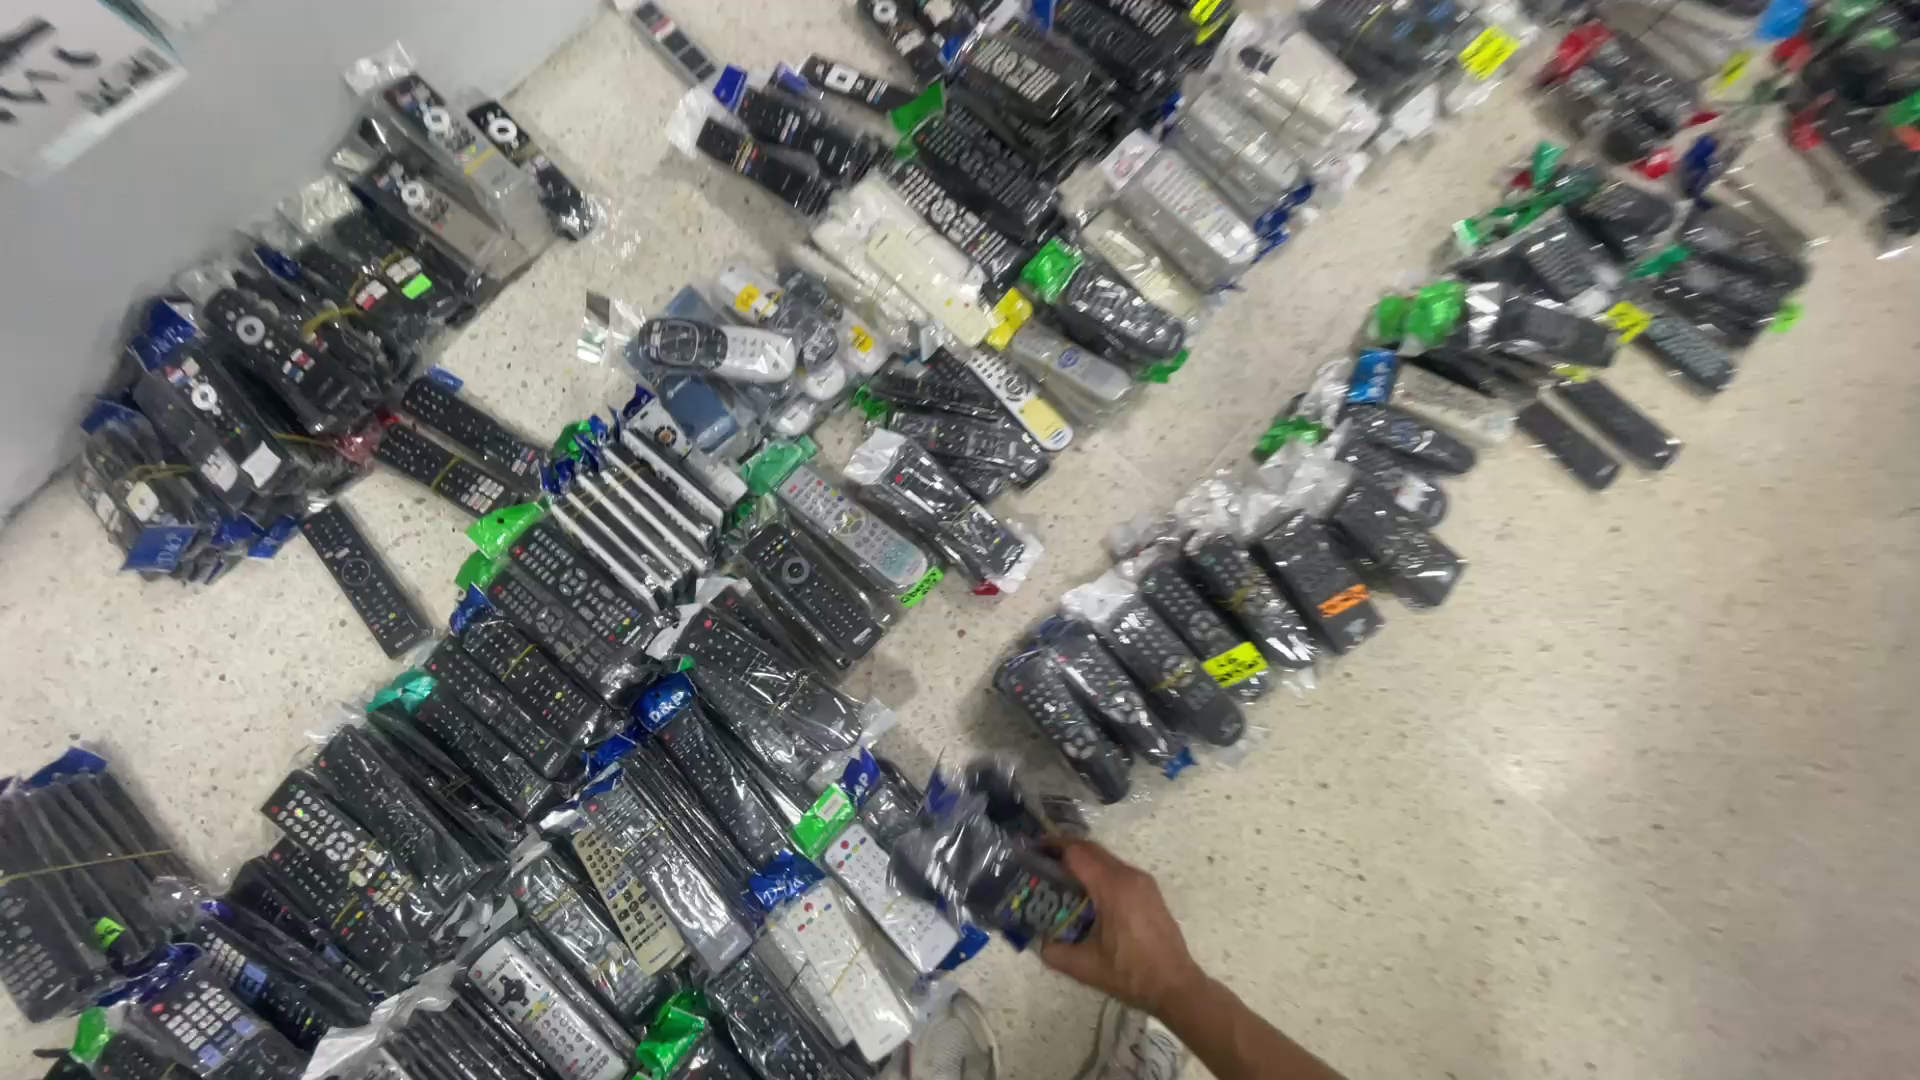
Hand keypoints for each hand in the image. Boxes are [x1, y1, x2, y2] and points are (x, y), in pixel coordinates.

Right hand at [1039, 840, 1206, 1016]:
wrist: (1176, 986)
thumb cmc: (1131, 974)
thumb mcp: (1086, 967)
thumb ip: (1056, 952)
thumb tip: (1039, 941)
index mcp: (1112, 887)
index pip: (1077, 853)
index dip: (1053, 847)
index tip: (1035, 850)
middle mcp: (1128, 875)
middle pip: (1091, 848)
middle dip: (1065, 848)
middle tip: (1043, 858)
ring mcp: (1142, 881)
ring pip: (1106, 857)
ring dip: (1083, 859)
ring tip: (1062, 875)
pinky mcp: (1150, 889)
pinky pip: (1118, 869)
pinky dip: (1099, 870)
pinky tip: (1090, 892)